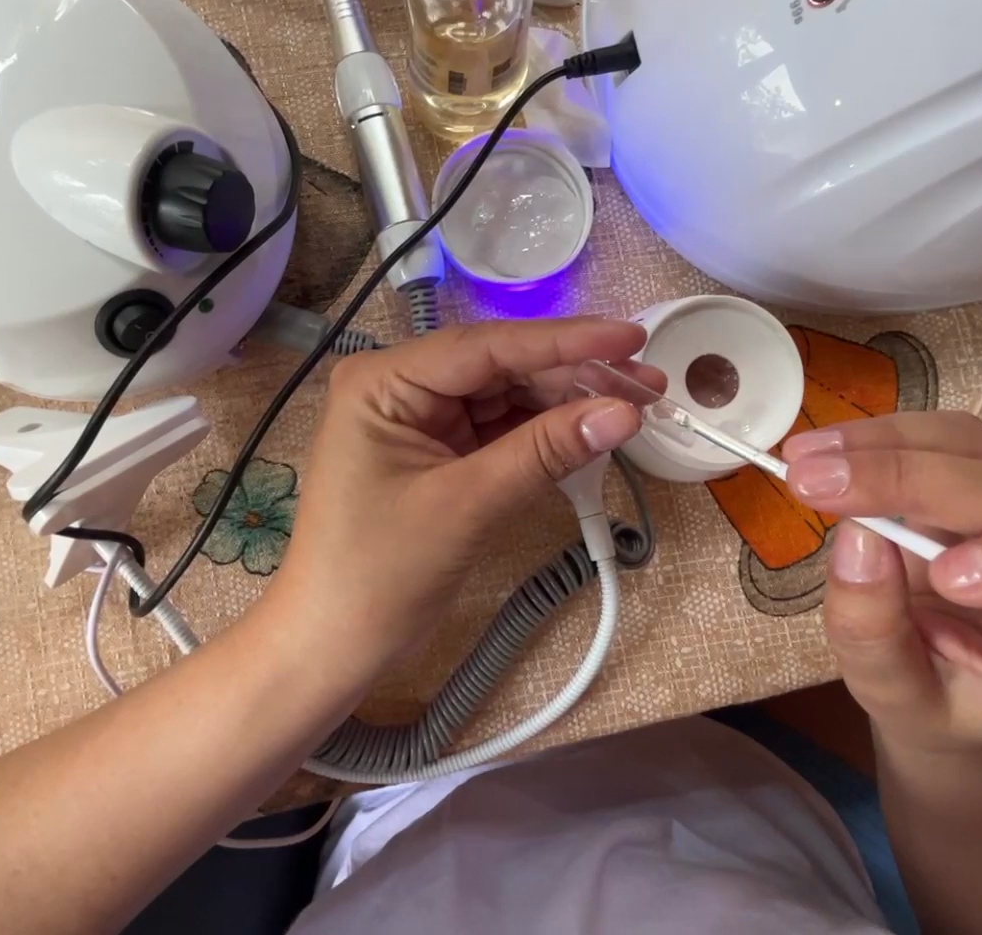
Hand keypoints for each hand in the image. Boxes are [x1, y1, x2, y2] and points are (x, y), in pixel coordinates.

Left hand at [271, 319, 657, 673]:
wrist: (334, 643)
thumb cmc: (380, 572)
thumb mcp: (468, 504)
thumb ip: (545, 452)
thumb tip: (624, 412)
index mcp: (384, 381)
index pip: (486, 346)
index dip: (565, 341)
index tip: (630, 338)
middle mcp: (400, 386)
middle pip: (500, 367)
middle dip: (572, 376)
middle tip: (647, 383)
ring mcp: (418, 419)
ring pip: (505, 396)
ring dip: (564, 404)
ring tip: (632, 407)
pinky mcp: (436, 451)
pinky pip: (498, 429)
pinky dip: (542, 434)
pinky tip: (588, 433)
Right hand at [781, 413, 981, 753]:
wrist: (945, 674)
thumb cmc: (940, 700)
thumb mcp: (900, 700)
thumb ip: (878, 640)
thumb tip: (855, 539)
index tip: (945, 578)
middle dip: (912, 482)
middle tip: (815, 484)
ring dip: (886, 446)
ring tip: (804, 461)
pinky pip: (949, 435)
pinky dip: (879, 438)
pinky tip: (823, 452)